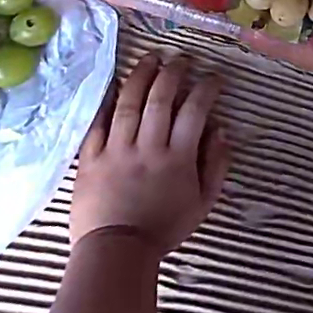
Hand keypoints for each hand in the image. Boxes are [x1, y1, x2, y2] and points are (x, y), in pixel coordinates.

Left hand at [70, 53, 230, 255]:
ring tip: (151, 58)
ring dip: (142, 75)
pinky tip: (116, 84)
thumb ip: (216, 164)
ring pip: (129, 103)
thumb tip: (221, 130)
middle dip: (173, 72)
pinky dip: (107, 101)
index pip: (195, 110)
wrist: (116, 254)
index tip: (214, 77)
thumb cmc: (163, 228)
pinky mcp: (91, 159)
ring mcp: (116, 151)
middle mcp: (148, 147)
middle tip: (181, 59)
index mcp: (177, 157)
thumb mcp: (203, 202)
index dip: (207, 88)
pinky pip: (97, 123)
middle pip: (161, 99)